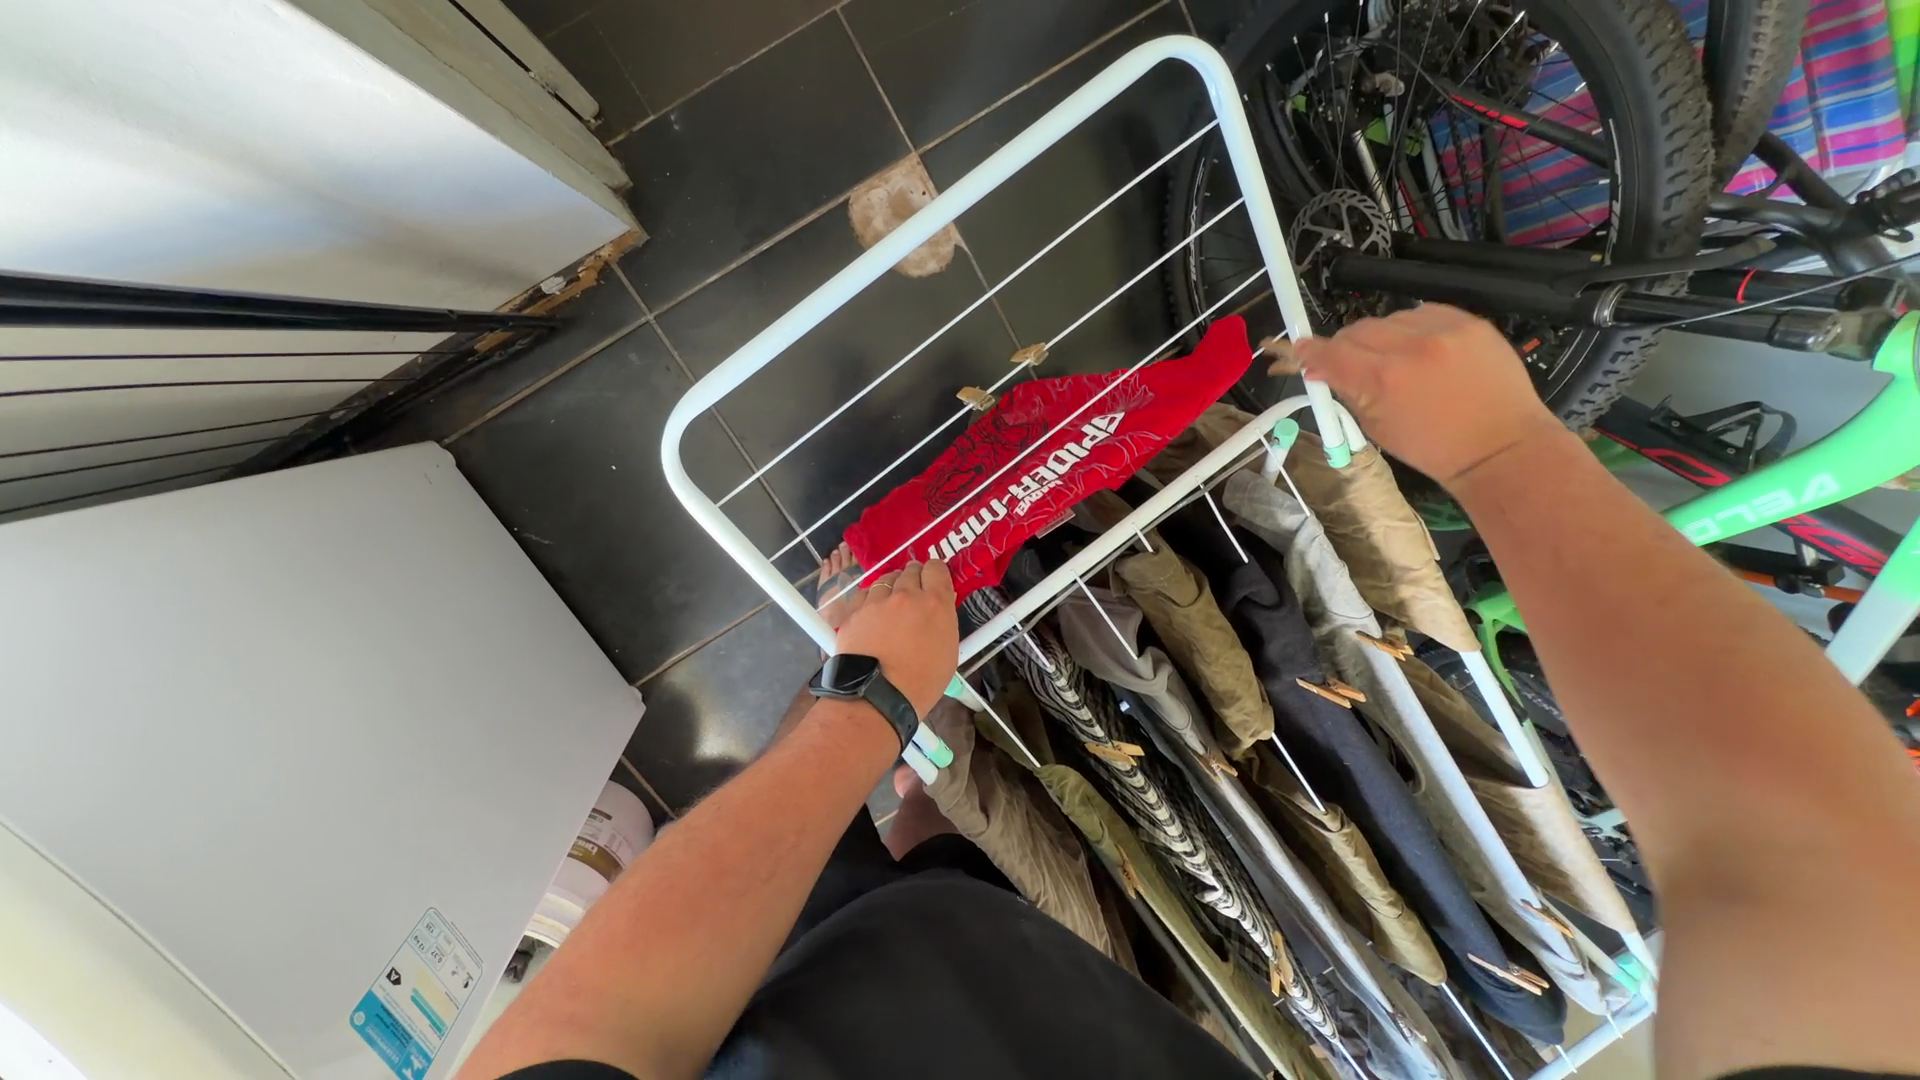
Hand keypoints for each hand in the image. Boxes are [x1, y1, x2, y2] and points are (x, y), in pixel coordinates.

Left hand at [832, 560, 959, 718]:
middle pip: (910, 570)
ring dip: (891, 588)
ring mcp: (877, 601)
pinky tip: (872, 616)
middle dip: (913, 580)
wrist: (877, 696)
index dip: (935, 573)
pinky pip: (865, 595)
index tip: (933, 581)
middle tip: (913, 597)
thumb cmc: (920, 682)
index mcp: (936, 603)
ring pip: (886, 580)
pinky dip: (870, 601)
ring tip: (891, 608)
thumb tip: (937, 608)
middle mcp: (907, 595)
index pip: (936, 568)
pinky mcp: (854, 611)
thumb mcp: (948, 651)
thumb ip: (944, 620)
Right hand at [1289, 304, 1572, 487]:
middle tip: (1349, 364)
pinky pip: (1423, 313)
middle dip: (1346, 347)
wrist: (1499, 446)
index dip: (1309, 351)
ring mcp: (1444, 330)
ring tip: (1393, 360)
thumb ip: (1346, 392)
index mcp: (1383, 380)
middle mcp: (1411, 347)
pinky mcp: (1470, 322)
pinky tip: (1420, 349)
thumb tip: (1320, 371)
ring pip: (1388, 320)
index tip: (1298, 350)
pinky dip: (1412, 329)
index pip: (1330, 353)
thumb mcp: (1376, 428)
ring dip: (1380, 337)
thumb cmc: (1433, 448)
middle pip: (1357, 330)